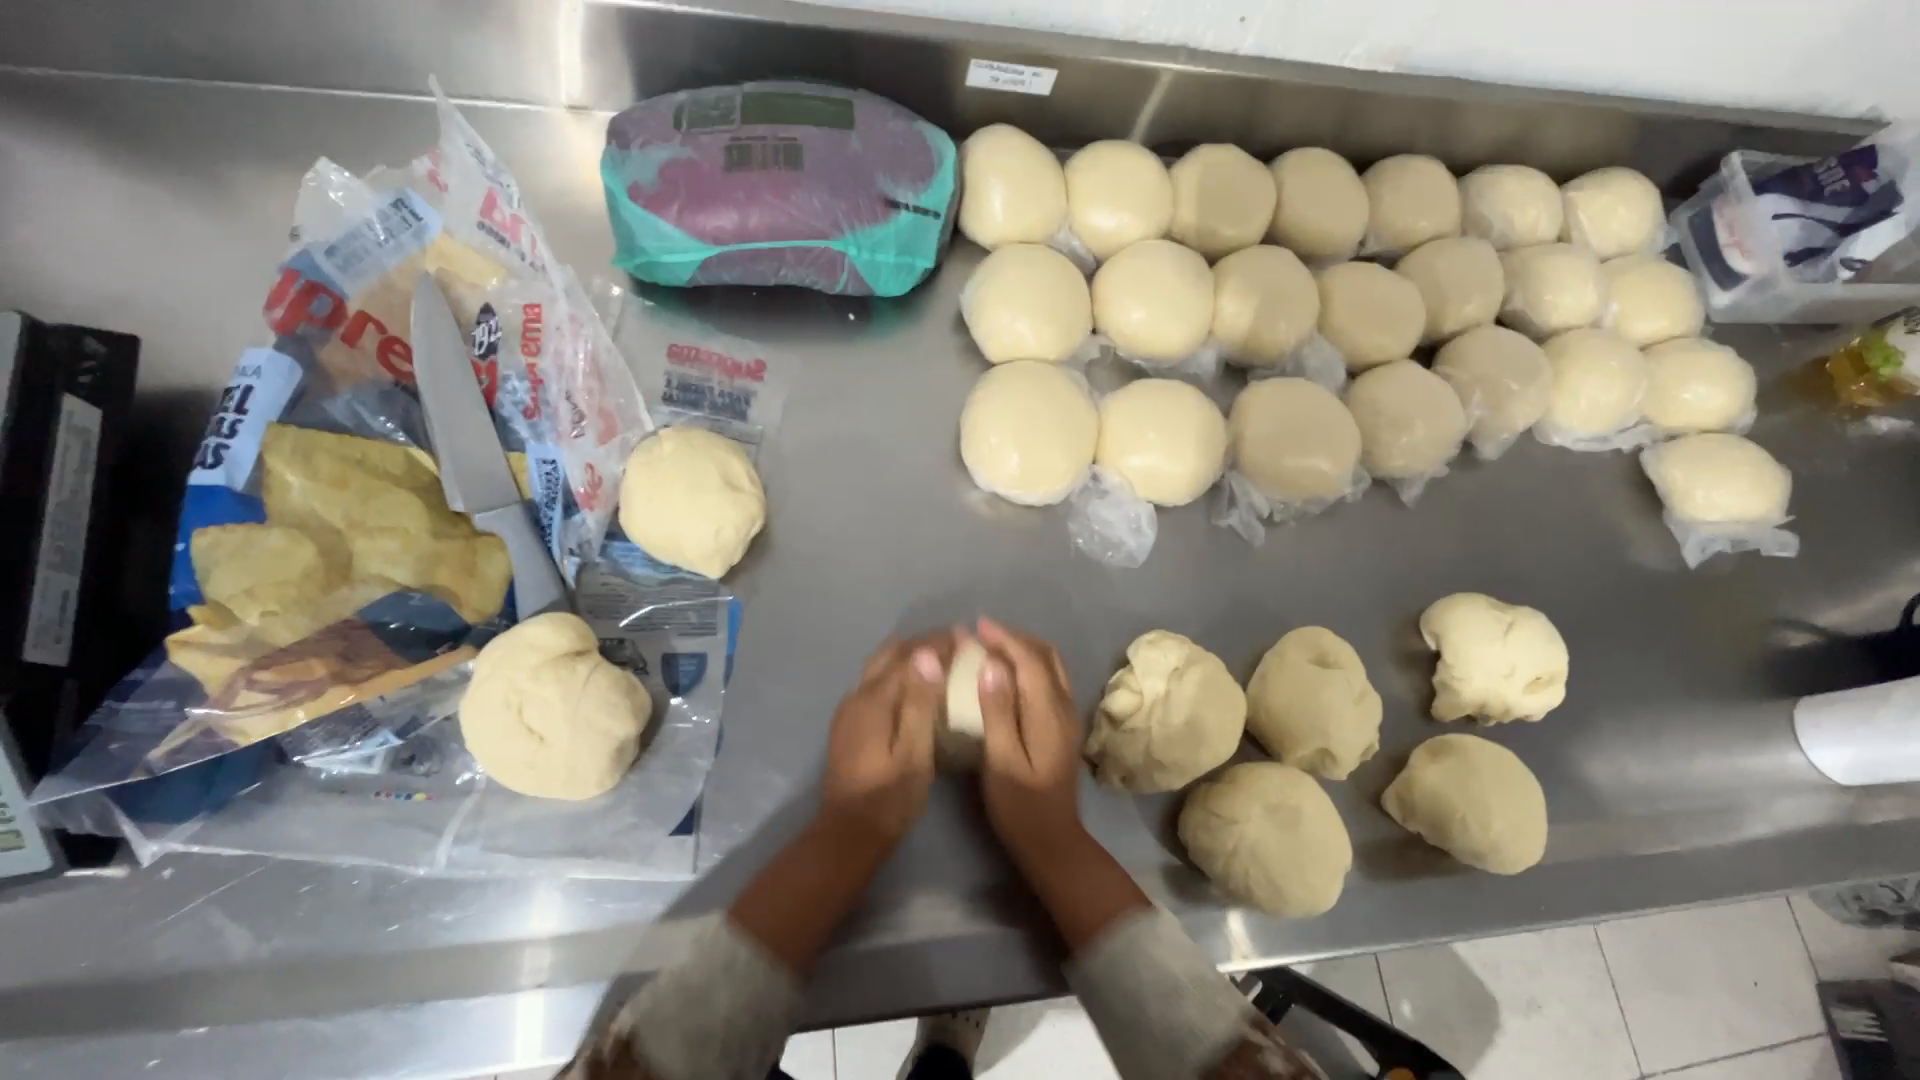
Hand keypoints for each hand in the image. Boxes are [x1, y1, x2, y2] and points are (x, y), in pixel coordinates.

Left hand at [818, 633, 952, 852]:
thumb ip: (919, 703)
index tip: (964, 635)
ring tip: (936, 655)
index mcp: (875, 700)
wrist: (849, 832)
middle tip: (952, 640)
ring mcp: (849, 710)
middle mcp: (857, 696)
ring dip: (906, 654)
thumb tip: (927, 655)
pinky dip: (895, 672)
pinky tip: (911, 684)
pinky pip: (874, 682)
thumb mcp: (913, 753)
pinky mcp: (849, 724)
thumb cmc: (890, 798)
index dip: (937, 643)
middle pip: (889, 655)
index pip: (909, 657)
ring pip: (878, 667)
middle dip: (920, 643)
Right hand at [973, 617, 1086, 866]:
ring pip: (1050, 667)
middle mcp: (1065, 708)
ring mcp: (1067, 717)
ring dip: (1022, 649)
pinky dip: (1027, 665)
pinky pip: (1048, 680)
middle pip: (1046, 656)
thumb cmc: (1020, 807)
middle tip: (980, 633)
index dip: (1005, 638)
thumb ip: (998, 712)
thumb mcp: (1001, 762)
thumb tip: (992, 666)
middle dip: (1014, 638)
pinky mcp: (1061, 727)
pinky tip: (1004, 673)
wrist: (1052, 842)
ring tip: (989, 646)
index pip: (1030, 661)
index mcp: (1050, 714)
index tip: (976, 626)